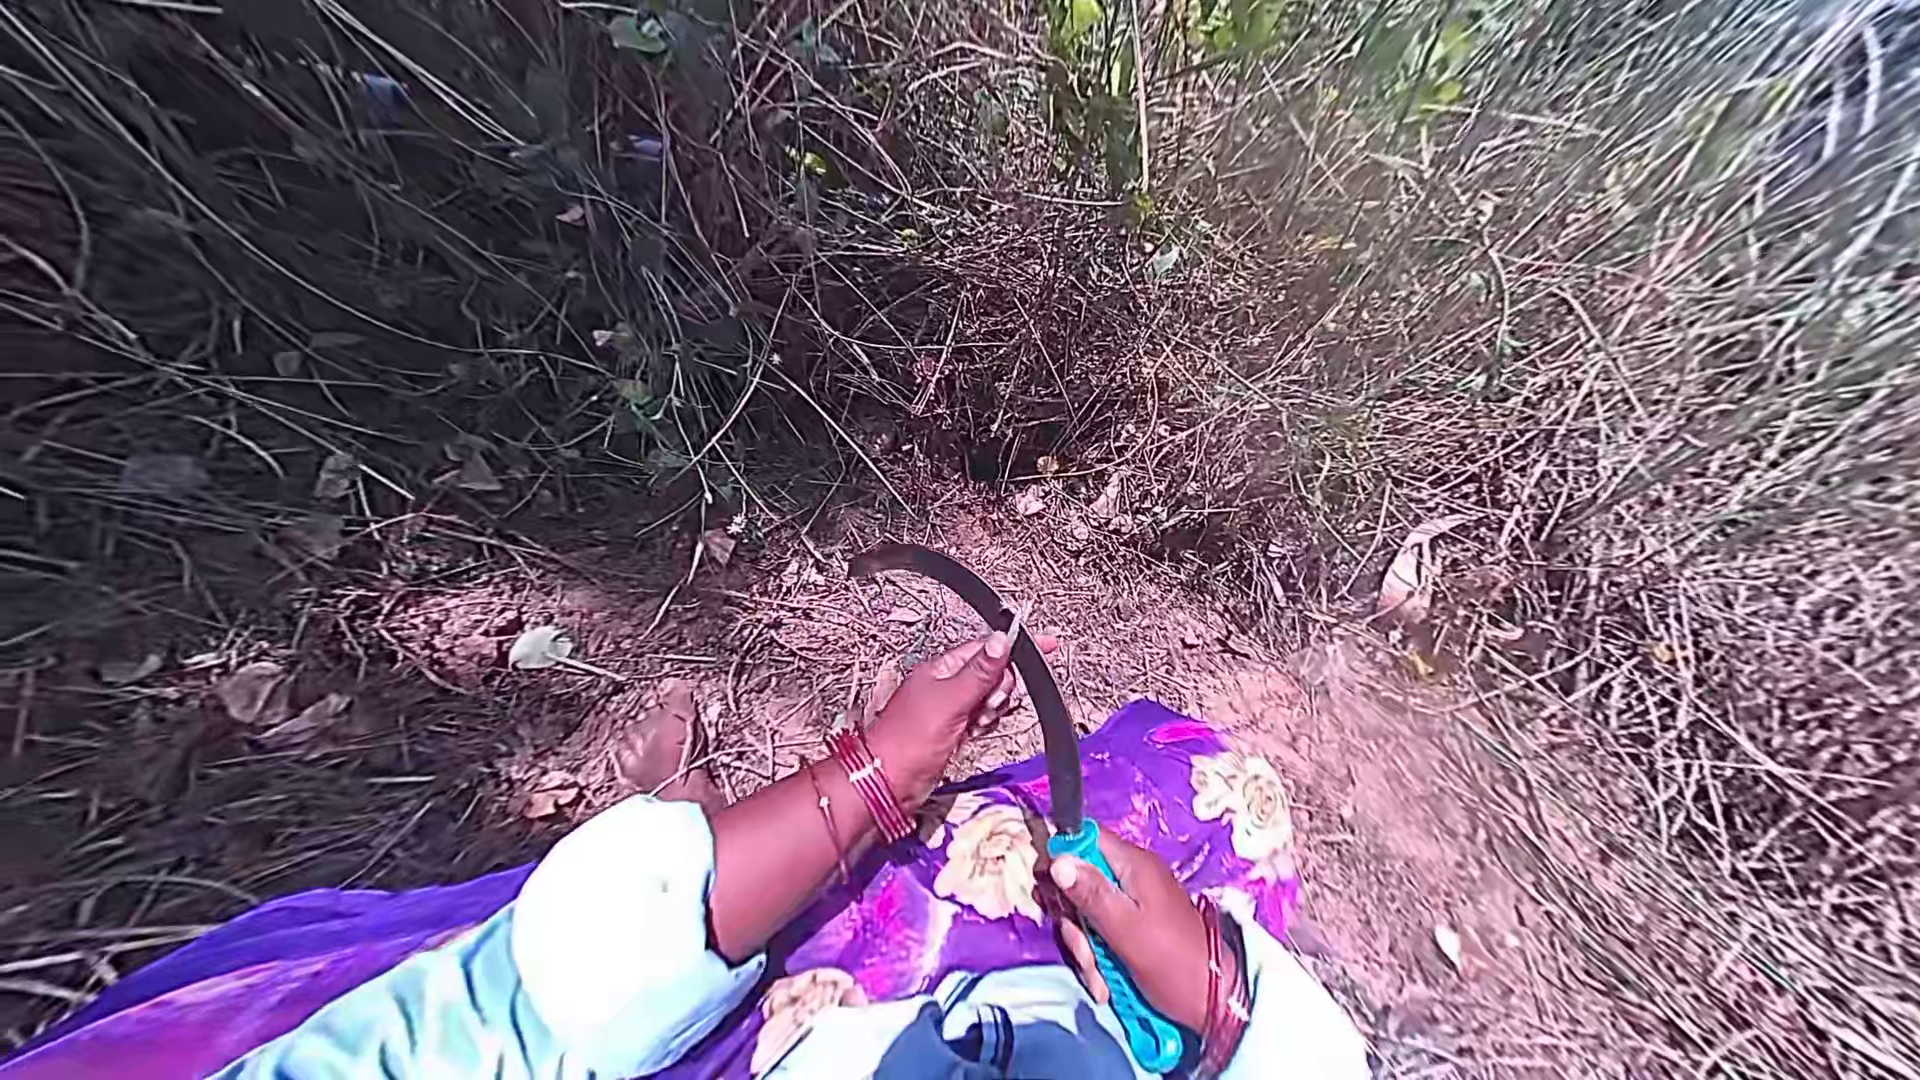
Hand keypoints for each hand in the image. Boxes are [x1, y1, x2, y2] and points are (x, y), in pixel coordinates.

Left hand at [866, 630, 1057, 810]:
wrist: (887, 785)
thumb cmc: (909, 742)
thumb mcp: (950, 701)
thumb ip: (979, 671)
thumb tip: (1002, 638)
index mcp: (942, 668)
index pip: (985, 649)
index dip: (1013, 648)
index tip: (1046, 647)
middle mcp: (946, 685)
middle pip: (992, 673)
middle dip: (999, 688)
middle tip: (985, 706)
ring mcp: (950, 708)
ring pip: (989, 698)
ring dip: (991, 709)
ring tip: (976, 723)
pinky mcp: (954, 731)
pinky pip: (982, 719)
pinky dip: (985, 724)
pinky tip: (975, 732)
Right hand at [1048, 829, 1214, 1032]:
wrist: (1216, 1006)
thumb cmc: (1171, 961)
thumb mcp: (1125, 929)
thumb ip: (1091, 892)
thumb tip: (1056, 859)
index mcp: (1132, 863)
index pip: (1085, 837)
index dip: (1061, 857)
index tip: (1046, 887)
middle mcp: (1132, 872)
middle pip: (1082, 877)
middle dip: (1074, 916)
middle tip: (1081, 946)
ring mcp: (1136, 897)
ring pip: (1090, 908)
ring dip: (1086, 942)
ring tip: (1098, 974)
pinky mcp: (1137, 921)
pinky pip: (1104, 927)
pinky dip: (1100, 952)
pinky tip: (1105, 979)